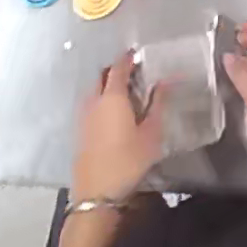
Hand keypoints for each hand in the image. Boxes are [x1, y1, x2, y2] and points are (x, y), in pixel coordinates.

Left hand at [71, 53, 165, 202]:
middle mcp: (94, 101)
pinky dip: (101, 99)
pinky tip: (113, 112)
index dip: (127, 58)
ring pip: (94, 90)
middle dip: (116, 69)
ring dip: (107, 85)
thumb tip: (165, 81)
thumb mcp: (151, 133)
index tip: (137, 53)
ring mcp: (84, 116)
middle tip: (133, 72)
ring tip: (125, 91)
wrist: (97, 194)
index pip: (119, 68)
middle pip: (102, 76)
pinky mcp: (80, 131)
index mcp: (113, 97)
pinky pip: (90, 104)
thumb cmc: (129, 160)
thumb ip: (158, 104)